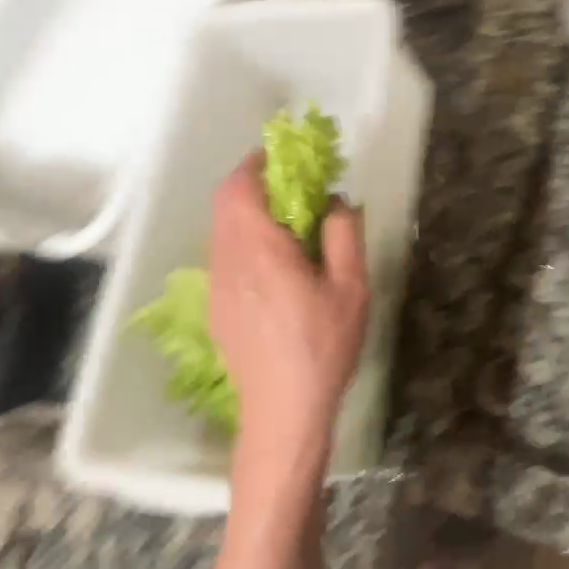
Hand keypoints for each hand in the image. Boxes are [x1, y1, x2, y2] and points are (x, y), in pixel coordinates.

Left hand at [206, 153, 368, 463]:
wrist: (283, 412)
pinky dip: (244, 241)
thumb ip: (343, 234)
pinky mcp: (217, 310)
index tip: (284, 156)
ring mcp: (217, 287)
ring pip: (222, 231)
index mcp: (259, 249)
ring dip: (248, 213)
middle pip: (224, 204)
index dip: (257, 163)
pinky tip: (276, 265)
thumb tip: (335, 201)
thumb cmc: (322, 346)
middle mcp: (228, 261)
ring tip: (287, 223)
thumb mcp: (351, 287)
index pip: (240, 187)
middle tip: (291, 185)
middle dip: (252, 183)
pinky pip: (224, 257)